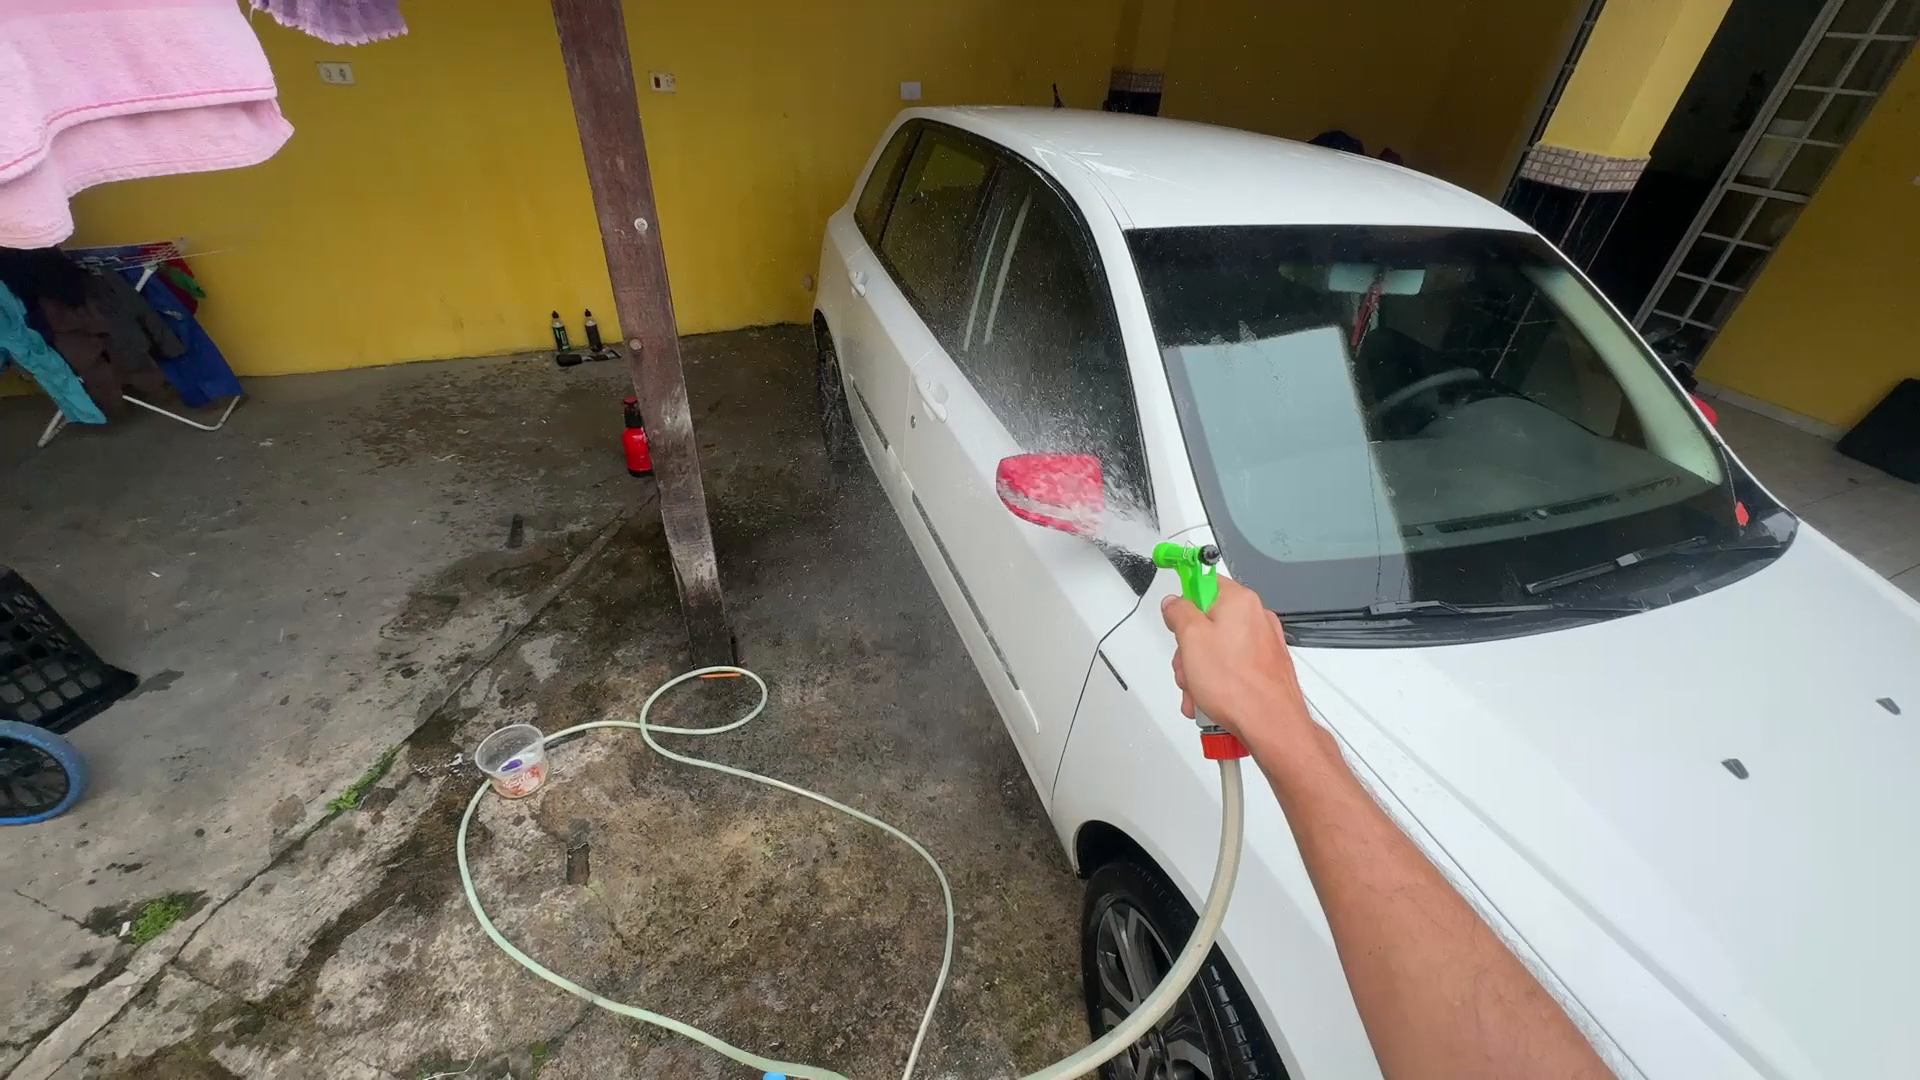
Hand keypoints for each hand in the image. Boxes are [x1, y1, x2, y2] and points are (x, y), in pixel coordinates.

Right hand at [1161, 577, 1313, 746]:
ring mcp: (1262, 642)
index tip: (1174, 599)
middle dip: (1188, 644)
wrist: (1271, 725)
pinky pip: (1231, 664)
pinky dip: (1216, 678)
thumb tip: (1174, 603)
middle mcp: (1255, 617)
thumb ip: (1179, 612)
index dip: (1184, 592)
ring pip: (1216, 645)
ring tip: (1197, 689)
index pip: (1204, 579)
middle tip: (1185, 663)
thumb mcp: (1191, 640)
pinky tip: (1208, 698)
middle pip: (1206, 618)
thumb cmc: (1238, 686)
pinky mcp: (1265, 665)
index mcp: (1239, 601)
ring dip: (1199, 667)